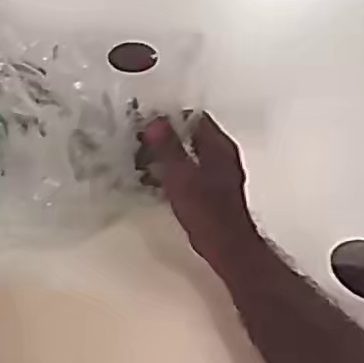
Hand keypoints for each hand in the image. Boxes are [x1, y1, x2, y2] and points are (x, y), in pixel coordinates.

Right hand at [137, 114, 261, 265]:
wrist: (224, 244)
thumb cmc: (205, 210)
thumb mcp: (180, 175)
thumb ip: (168, 147)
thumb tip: (156, 122)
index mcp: (219, 147)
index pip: (194, 118)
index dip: (168, 120)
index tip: (146, 129)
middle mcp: (221, 155)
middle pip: (189, 134)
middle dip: (163, 138)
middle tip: (140, 147)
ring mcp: (217, 173)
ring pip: (187, 153)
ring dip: (164, 156)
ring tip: (142, 165)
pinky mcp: (209, 189)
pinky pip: (187, 170)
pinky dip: (170, 171)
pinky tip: (154, 182)